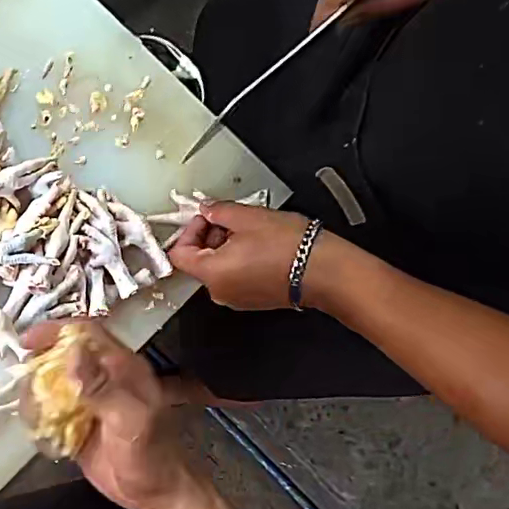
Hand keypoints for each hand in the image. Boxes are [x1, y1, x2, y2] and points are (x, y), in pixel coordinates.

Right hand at [19, 322, 220, 508]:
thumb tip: (71, 353)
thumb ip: (102, 386)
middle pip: (64, 354)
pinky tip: (35, 423)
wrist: (156, 495)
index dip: (56, 331)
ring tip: (30, 405)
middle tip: (22, 375)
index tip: (28, 340)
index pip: (86, 333)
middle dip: (39, 360)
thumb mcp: (129, 418)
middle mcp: (104, 378)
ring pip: (53, 381)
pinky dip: (37, 412)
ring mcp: (89, 400)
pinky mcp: (76, 422)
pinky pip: (50, 409)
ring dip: (35, 389)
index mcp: (122, 368)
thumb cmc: (151, 456)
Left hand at [166, 200, 332, 310]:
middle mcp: (218, 291)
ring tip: (250, 231)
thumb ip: (220, 212)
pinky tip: (260, 246)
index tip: (205, 218)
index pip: (179, 254)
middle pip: (198, 261)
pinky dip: (239, 260)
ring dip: (226, 247)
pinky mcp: (251, 299)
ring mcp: (234, 298)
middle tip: (230, 220)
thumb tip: (207, 209)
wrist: (329, 272)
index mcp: (211, 273)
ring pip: (217, 268)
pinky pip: (235, 277)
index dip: (189, 232)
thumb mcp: (250, 218)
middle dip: (210, 237)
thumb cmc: (293, 248)